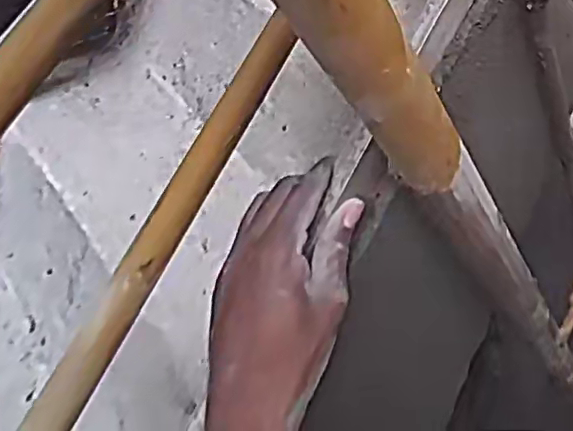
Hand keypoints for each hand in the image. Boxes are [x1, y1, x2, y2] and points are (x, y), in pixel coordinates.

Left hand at [206, 163, 363, 430]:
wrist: (247, 405)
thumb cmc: (287, 363)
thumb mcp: (329, 300)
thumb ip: (337, 246)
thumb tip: (349, 211)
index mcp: (278, 248)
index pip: (302, 194)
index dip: (320, 176)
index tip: (331, 167)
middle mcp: (249, 250)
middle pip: (277, 195)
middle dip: (302, 185)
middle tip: (324, 185)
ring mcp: (232, 266)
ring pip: (256, 210)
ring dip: (280, 200)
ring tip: (302, 204)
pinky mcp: (224, 283)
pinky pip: (243, 233)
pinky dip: (262, 221)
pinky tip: (276, 235)